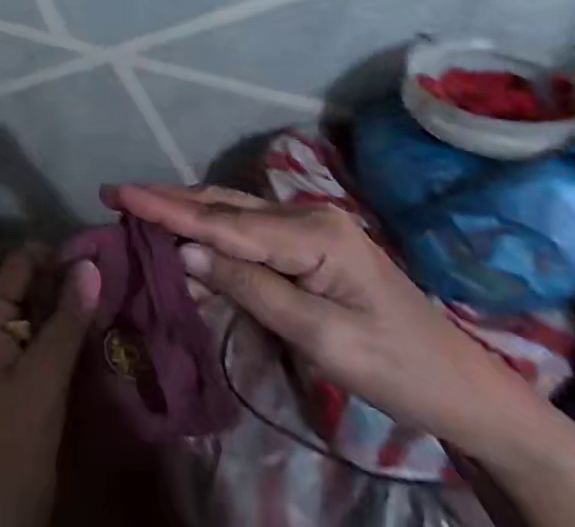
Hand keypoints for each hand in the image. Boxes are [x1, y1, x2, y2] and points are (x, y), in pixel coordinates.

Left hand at [0, 248, 100, 526]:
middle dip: (73, 276)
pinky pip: (53, 326)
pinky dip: (76, 322)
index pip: (24, 260)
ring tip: (117, 294)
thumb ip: (67, 320)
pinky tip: (104, 321)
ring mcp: (11, 340)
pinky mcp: (28, 362)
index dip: (61, 255)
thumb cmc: (14, 440)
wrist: (0, 509)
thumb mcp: (43, 378)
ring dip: (78, 299)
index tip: (104, 259)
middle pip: (36, 277)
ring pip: (48, 302)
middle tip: (117, 277)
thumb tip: (92, 263)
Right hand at [103, 183, 540, 456]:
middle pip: (225, 206)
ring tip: (139, 211)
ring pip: (235, 214)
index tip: (119, 191)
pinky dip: (213, 234)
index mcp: (313, 234)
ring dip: (187, 213)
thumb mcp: (320, 336)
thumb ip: (252, 287)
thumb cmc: (394, 367)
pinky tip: (189, 240)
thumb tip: (187, 250)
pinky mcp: (311, 246)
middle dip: (170, 200)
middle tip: (117, 195)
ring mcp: (311, 229)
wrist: (457, 383)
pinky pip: (250, 234)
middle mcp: (308, 217)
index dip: (168, 208)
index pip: (224, 220)